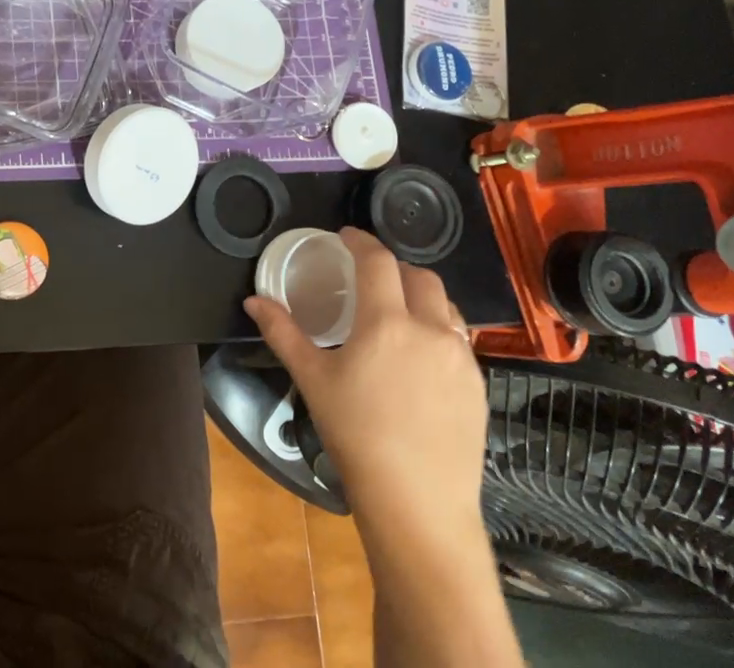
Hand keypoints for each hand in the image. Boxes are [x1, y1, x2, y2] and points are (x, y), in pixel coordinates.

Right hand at [244, 227, 486, 527]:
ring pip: (446, 307)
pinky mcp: (478, 385)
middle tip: (369, 272)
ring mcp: (462, 358)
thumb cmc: (355, 432)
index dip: (361, 242)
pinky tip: (417, 353)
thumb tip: (254, 301)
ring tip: (396, 308)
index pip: (378, 264)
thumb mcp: (311, 379)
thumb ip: (283, 333)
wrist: (417, 496)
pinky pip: (459, 339)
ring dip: (420, 294)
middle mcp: (432, 331)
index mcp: (387, 323)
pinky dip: (437, 328)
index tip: (346, 237)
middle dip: (394, 266)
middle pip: (420, 277)